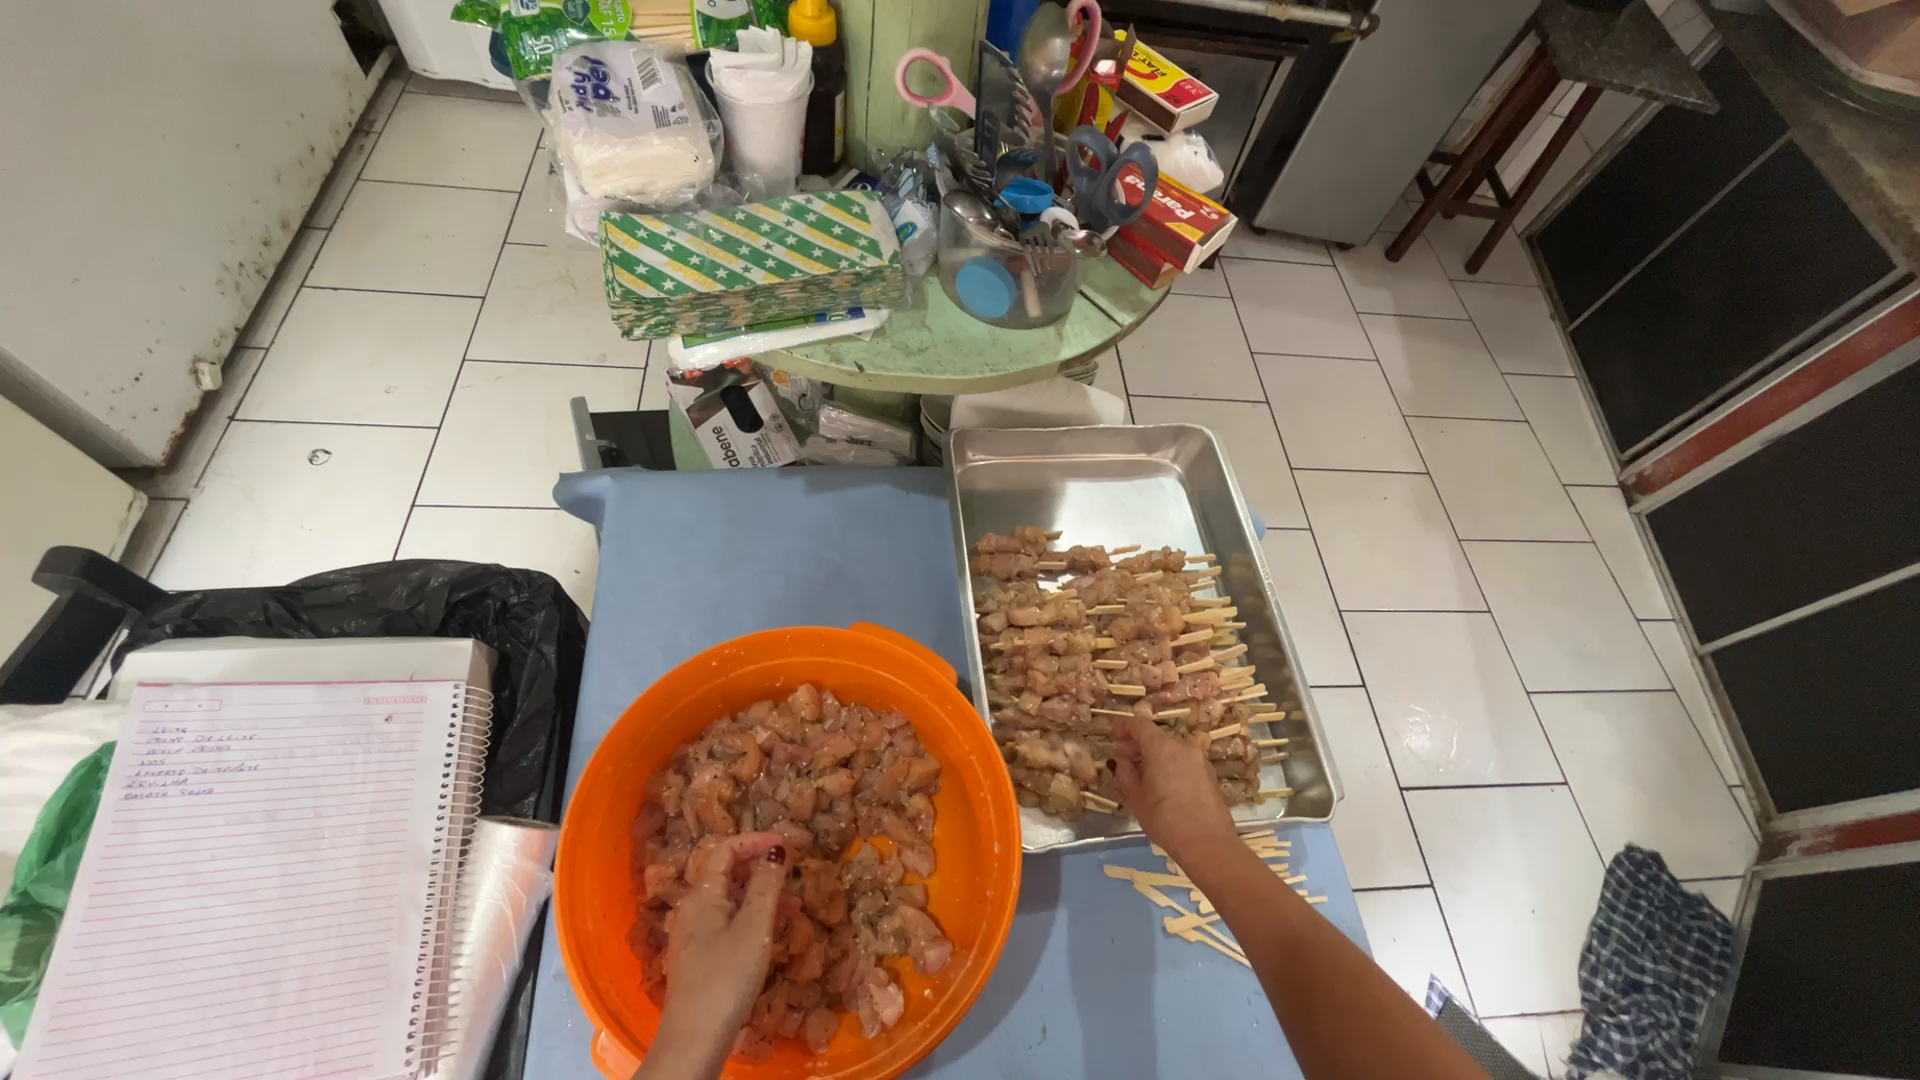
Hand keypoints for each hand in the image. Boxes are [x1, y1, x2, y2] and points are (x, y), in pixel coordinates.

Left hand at [642, 832, 787, 1079]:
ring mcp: (694, 935)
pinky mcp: (700, 958)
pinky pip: (728, 922)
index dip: (754, 841)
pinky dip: (752, 917)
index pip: (725, 850)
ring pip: (730, 900)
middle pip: (725, 873)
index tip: (785, 845)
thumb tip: (775, 851)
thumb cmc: (726, 978)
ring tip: (793, 901)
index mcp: (702, 895)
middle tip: (791, 868)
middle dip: (759, 866)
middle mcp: (693, 909)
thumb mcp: (754, 928)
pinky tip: (773, 930)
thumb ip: (766, 886)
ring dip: (760, 893)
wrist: (694, 1040)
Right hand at [1112, 713, 1236, 866]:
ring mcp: (1199, 759)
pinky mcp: (1210, 774)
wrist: (1207, 843)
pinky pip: (1184, 761)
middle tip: (1124, 761)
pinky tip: (1165, 787)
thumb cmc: (1164, 818)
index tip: (1113, 737)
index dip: (1123, 727)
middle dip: (1138, 745)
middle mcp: (1182, 745)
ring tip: (1144, 777)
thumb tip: (1120, 760)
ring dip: (1155, 756)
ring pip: (1171, 749)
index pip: (1138, 723)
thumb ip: (1123, 771)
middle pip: (1155, 736)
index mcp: (1161, 745)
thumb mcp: (1134, 796)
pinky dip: (1170, 765)